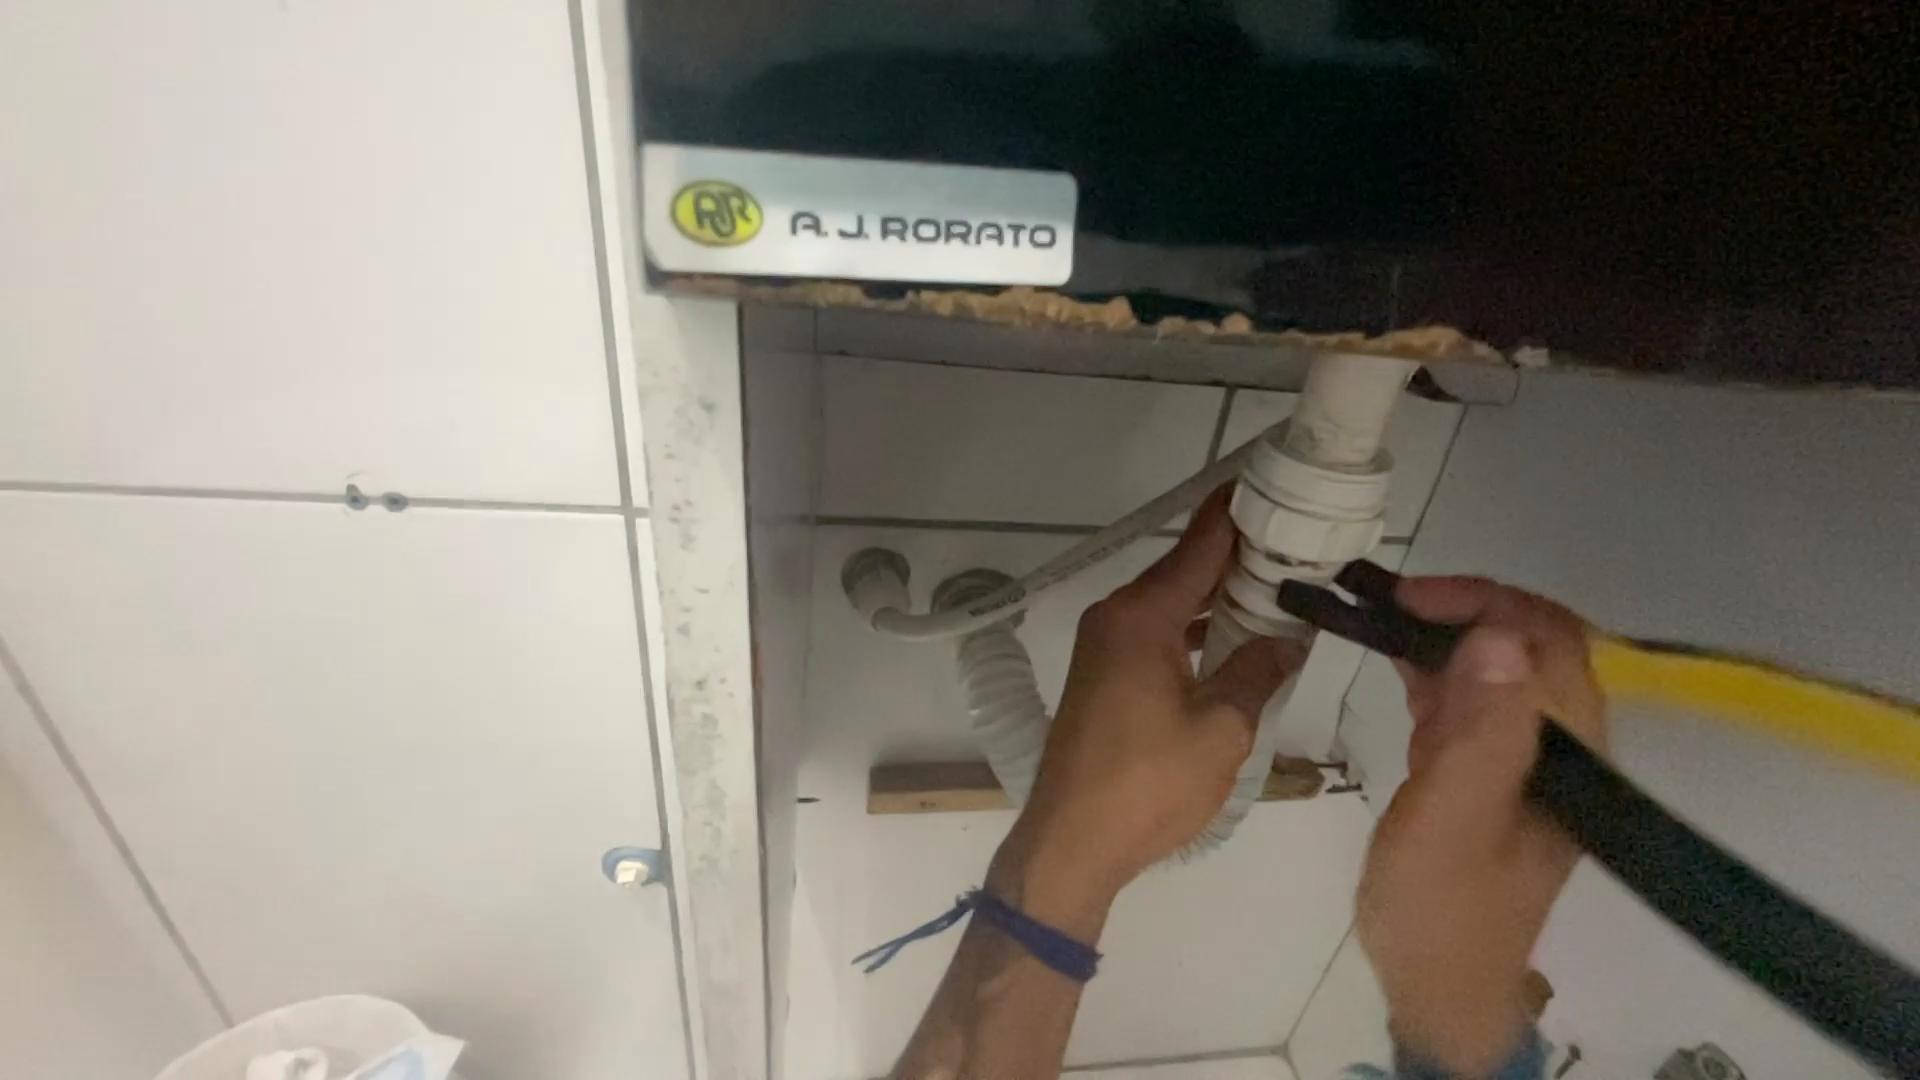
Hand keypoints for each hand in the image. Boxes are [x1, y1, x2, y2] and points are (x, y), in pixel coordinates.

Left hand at [990, 488, 1308, 928]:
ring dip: (1216, 594)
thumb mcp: (1220, 729)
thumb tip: (1288, 636)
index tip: (1271, 479)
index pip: (1198, 544)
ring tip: (1278, 585)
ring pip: (1169, 602)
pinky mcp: (1103, 672)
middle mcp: (1116, 616)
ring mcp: (1104, 644)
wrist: (1072, 839)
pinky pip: (1155, 631)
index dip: (1235, 512)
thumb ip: (1257, 671)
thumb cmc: (1147, 784)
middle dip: (1237, 554)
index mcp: (1141, 616)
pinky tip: (1231, 636)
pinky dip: (1192, 627)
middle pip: (1184, 568)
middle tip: (1297, 539)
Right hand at [1355, 577, 1607, 1075]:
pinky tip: (1384, 651)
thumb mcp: (1451, 822)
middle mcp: (1553, 744)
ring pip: (1491, 662)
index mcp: (1565, 755)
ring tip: (1371, 608)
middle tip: (1379, 595)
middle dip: (1459, 605)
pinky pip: (1460, 692)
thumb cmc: (1438, 907)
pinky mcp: (1477, 763)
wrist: (1435, 981)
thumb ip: (1480, 735)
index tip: (1405, 596)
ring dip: (1438, 628)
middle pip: (1526, 643)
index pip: (1547, 645)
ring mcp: (1515, 754)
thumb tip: (1494, 638)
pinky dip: (1424, 662)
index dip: (1484, 604)